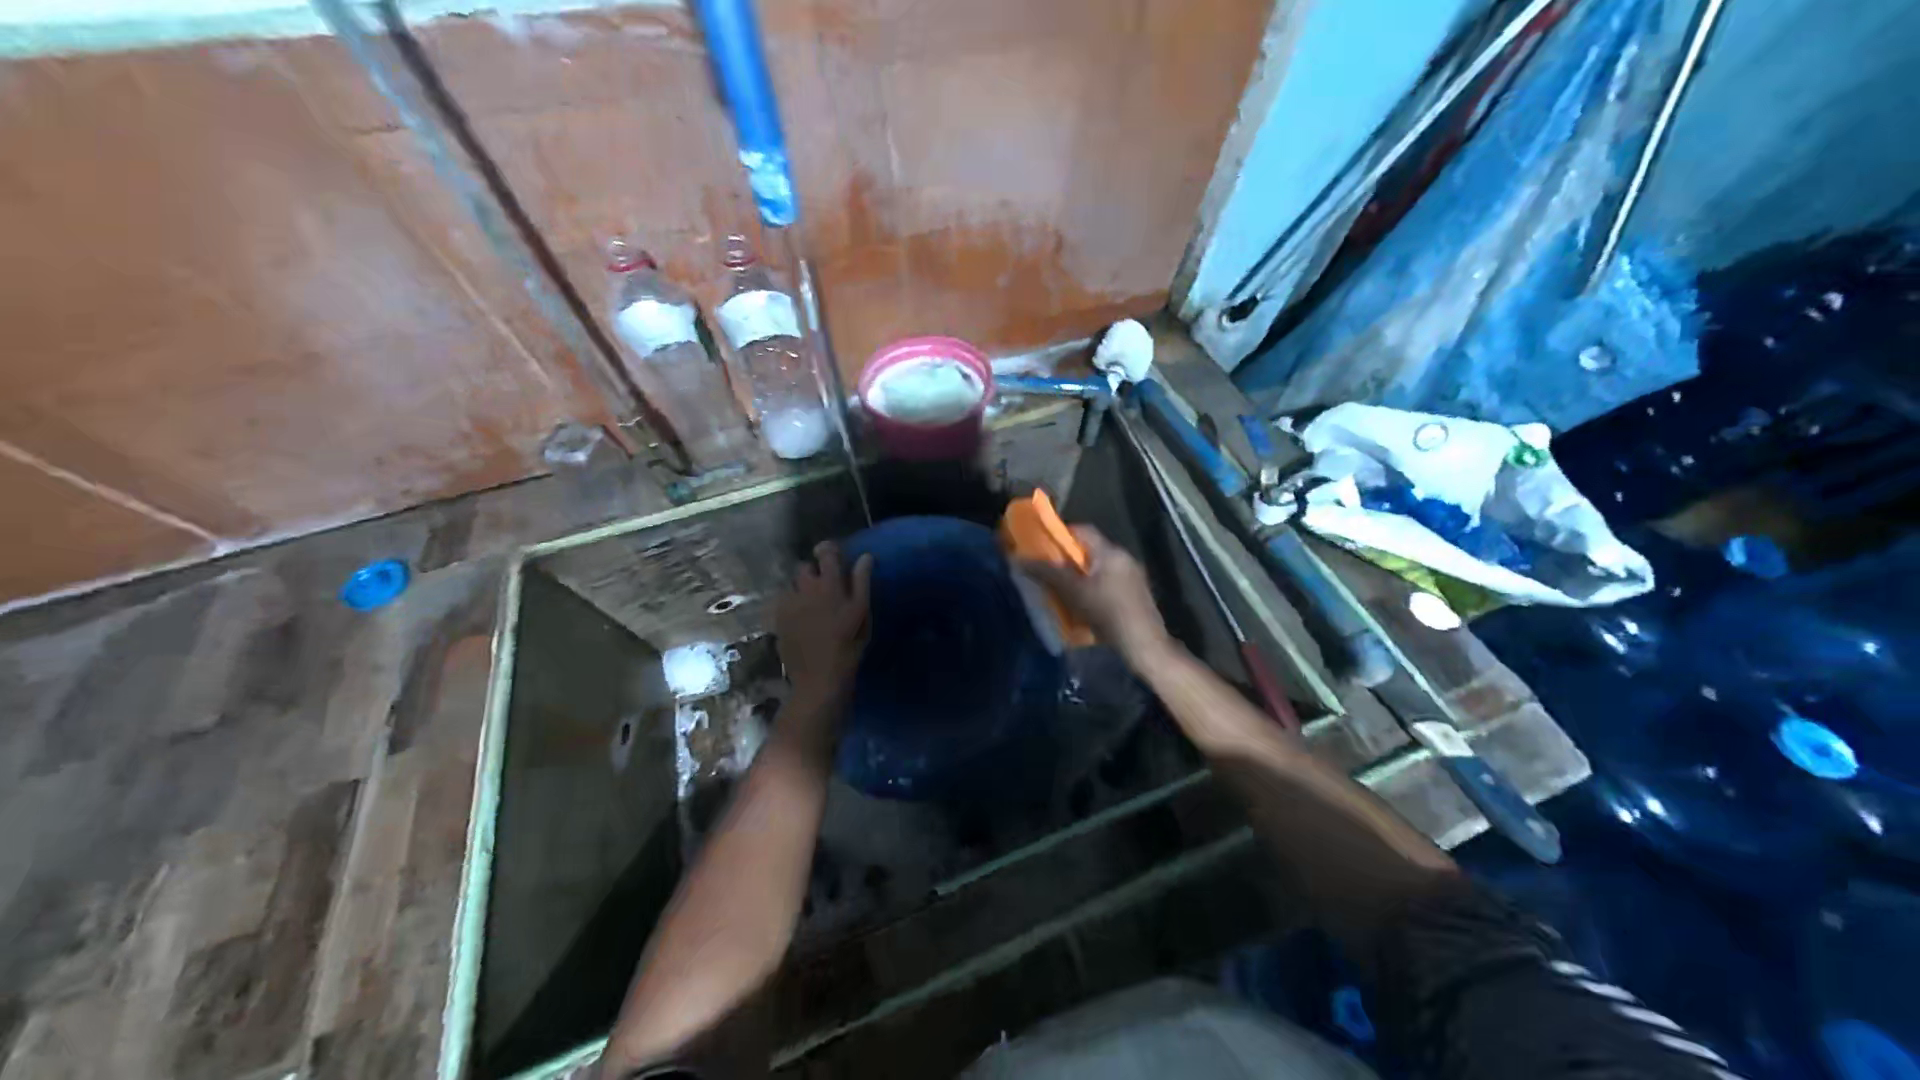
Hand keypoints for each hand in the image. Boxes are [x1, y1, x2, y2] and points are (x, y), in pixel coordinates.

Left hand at [775, 541, 873, 702]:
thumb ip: (862, 582)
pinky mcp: (778, 620)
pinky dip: (792, 605)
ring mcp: (787, 604)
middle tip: (825, 586)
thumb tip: (865, 557)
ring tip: (812, 604)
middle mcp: (804, 588)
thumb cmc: (848, 646)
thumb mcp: (861, 613)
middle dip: (813, 571)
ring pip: (792, 585)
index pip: (826, 553)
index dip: (830, 550)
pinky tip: (801, 619)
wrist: (819, 678)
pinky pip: (784, 603)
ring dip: (801, 589)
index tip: (834, 555)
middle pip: (804, 567)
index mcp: (829, 584)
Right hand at [1020, 525, 1173, 667]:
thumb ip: (1047, 574)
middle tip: (1048, 571)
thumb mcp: (1073, 593)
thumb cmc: (1107, 613)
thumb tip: (1019, 559)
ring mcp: (1133, 577)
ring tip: (1062, 590)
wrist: (1144, 645)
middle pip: (1091, 550)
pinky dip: (1092, 587)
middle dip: (1068, 559)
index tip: (1042, 547)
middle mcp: (1125, 558)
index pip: (1083, 531)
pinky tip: (1083, 605)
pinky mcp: (1136, 595)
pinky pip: (1108, 582)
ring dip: (1080, 575)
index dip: (1061, 535)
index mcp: (1111, 552)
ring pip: (1099, 568)